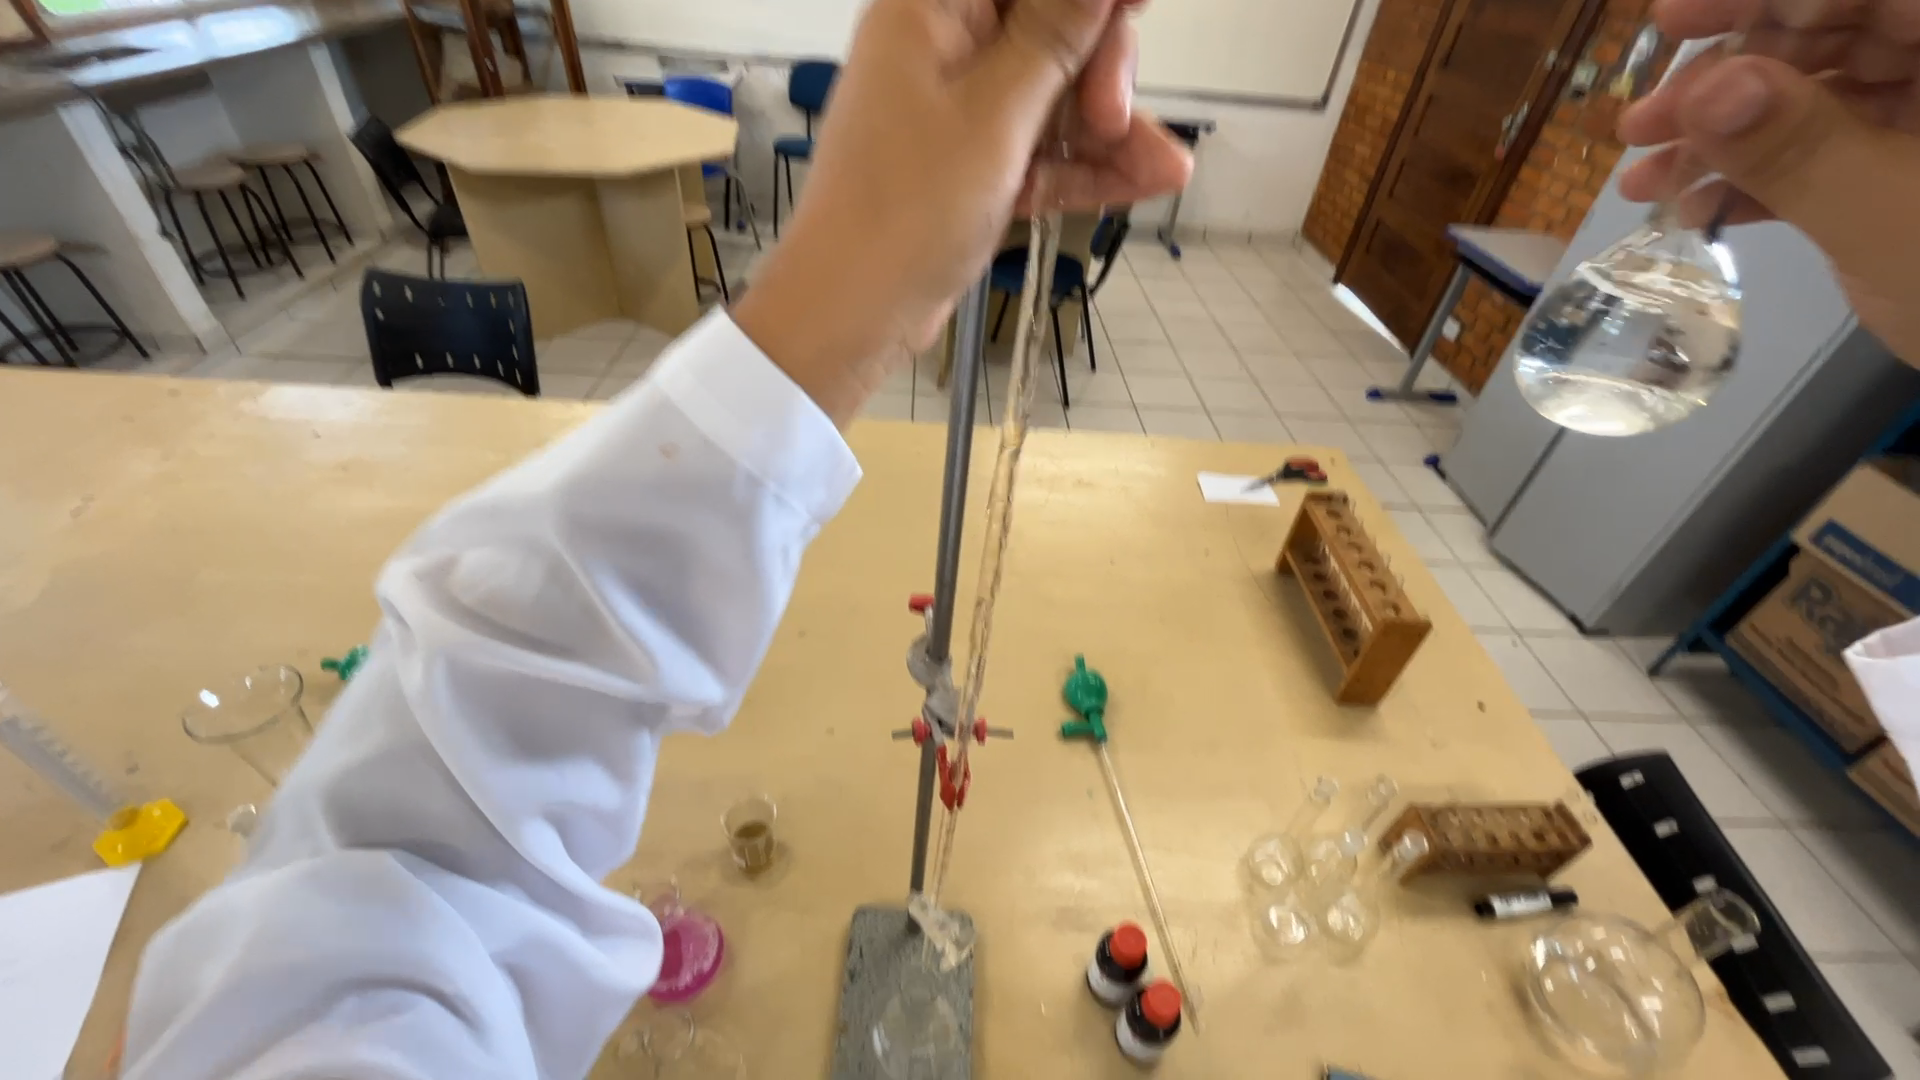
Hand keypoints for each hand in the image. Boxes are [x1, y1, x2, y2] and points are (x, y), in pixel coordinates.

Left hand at [733, 0, 1192, 425]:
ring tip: (1166, 171)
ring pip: (1054, 102)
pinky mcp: (975, 174)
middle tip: (1115, 118)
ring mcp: (961, 118)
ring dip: (1112, 135)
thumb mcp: (993, 117)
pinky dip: (1085, 172)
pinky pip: (1041, 156)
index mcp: (933, 8)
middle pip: (1050, 30)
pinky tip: (1145, 183)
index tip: (1141, 2)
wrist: (855, 316)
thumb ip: (1053, 35)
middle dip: (1098, 70)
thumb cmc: (907, 212)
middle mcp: (946, 52)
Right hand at [1616, 0, 1919, 361]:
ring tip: (1644, 177)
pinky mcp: (1918, 163)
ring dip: (1723, 135)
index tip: (1671, 18)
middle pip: (1846, 29)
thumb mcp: (1896, 218)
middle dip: (1732, 73)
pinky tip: (1689, 207)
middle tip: (1640, 123)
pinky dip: (1754, 176)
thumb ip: (1803, 149)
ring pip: (1824, 92)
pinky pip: (1829, 147)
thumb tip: (1710, 89)